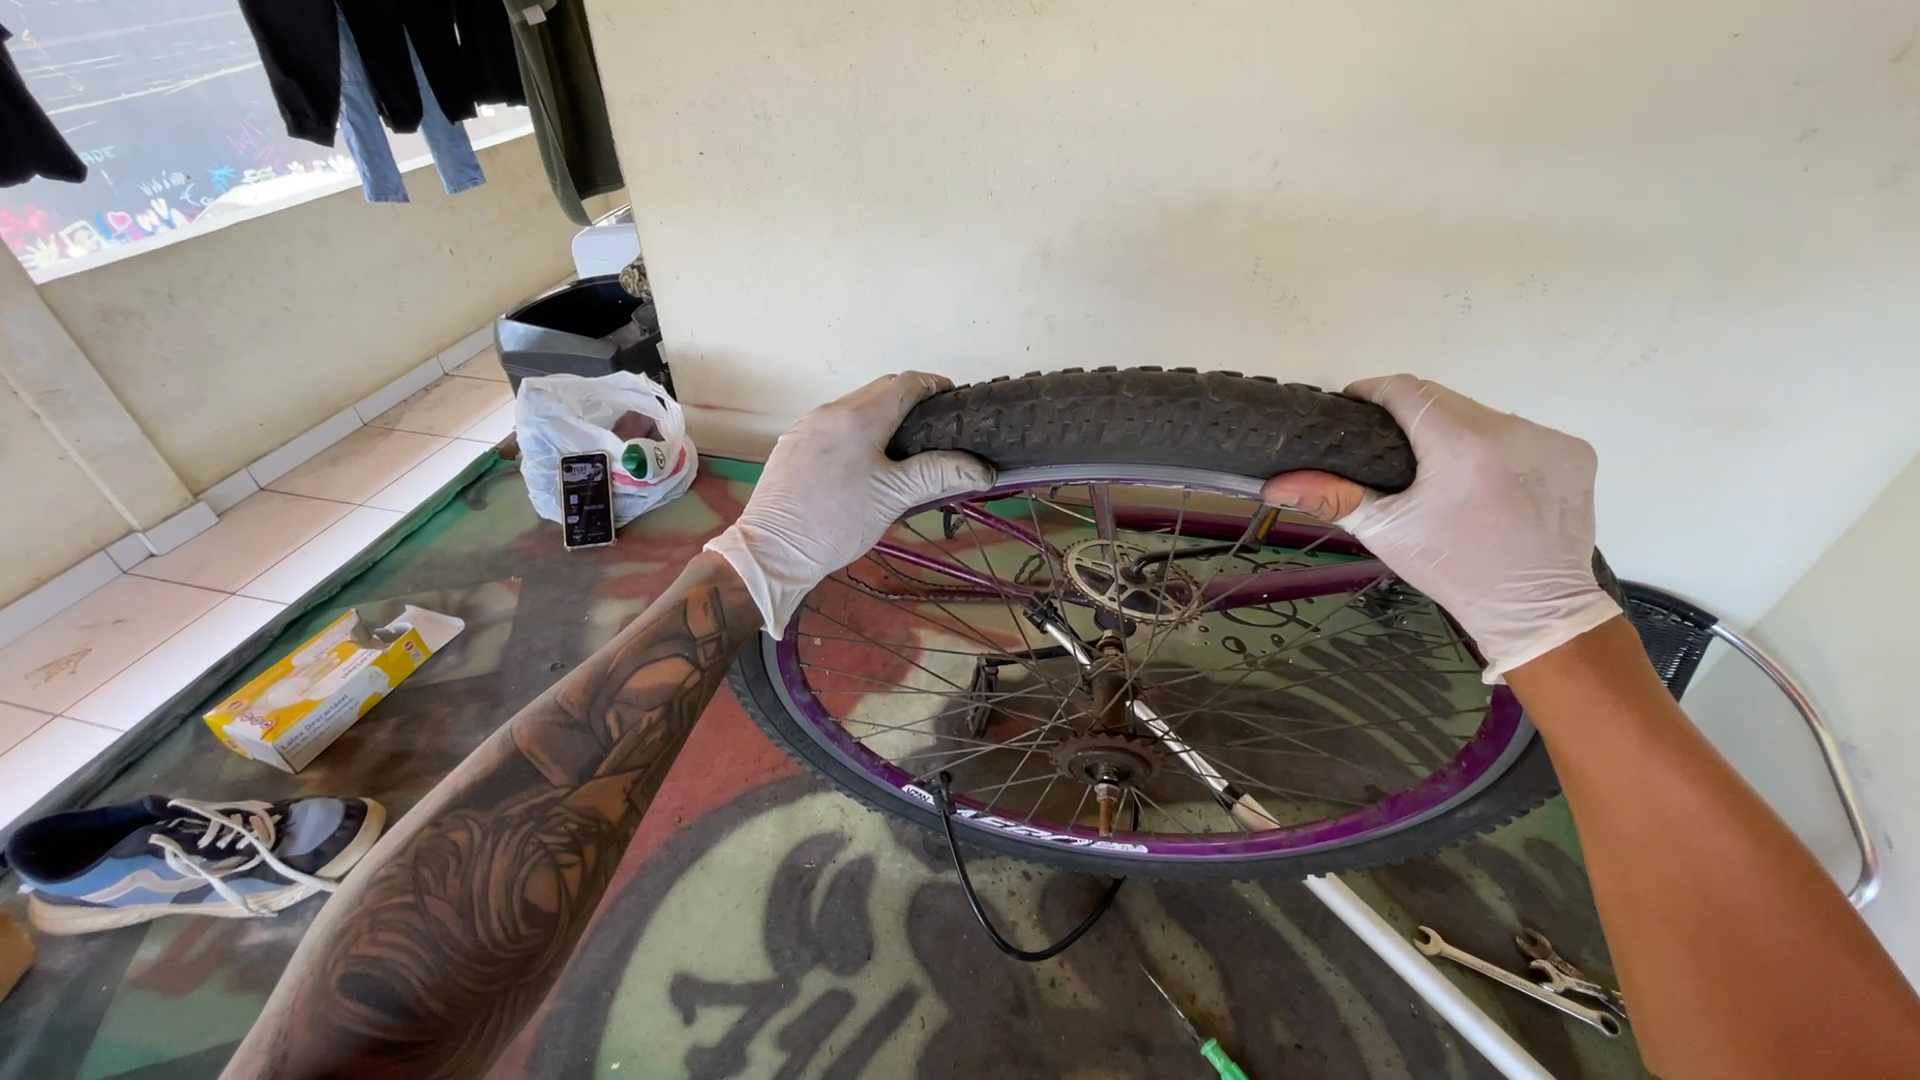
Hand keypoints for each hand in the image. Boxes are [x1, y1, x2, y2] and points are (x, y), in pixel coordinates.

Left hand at [705, 372, 995, 636]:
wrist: (773, 552)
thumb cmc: (837, 523)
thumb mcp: (894, 498)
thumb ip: (938, 474)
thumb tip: (983, 470)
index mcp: (858, 417)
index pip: (906, 383)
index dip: (934, 386)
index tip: (954, 402)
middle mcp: (829, 411)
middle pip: (879, 390)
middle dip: (910, 400)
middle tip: (936, 427)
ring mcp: (806, 426)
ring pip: (854, 407)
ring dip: (882, 415)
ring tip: (904, 447)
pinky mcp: (792, 444)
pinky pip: (833, 424)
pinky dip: (857, 430)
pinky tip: (866, 460)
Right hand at [1261, 374, 1620, 681]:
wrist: (1534, 608)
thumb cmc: (1451, 569)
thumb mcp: (1384, 532)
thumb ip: (1331, 497)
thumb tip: (1273, 485)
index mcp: (1459, 446)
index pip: (1406, 390)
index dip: (1373, 390)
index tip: (1354, 403)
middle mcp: (1509, 429)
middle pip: (1445, 400)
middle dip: (1413, 413)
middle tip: (1388, 445)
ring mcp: (1549, 438)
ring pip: (1482, 415)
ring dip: (1455, 429)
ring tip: (1437, 466)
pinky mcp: (1575, 452)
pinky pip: (1520, 433)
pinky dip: (1496, 447)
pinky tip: (1486, 479)